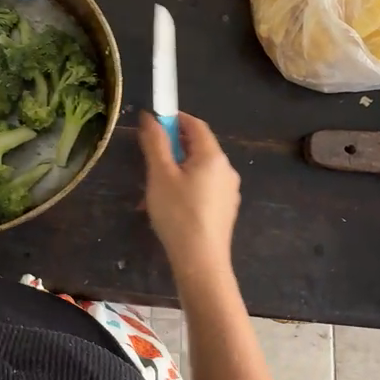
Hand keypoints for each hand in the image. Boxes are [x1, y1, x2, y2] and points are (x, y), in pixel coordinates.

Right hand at [137, 111, 240, 277]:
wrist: (201, 262)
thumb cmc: (178, 214)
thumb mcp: (160, 175)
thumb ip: (155, 143)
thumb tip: (150, 117)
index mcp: (213, 156)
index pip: (195, 124)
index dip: (174, 119)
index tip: (153, 124)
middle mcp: (226, 169)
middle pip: (198, 147)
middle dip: (173, 148)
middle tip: (150, 160)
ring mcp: (229, 191)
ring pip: (199, 170)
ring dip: (177, 171)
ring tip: (154, 189)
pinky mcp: (225, 210)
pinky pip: (204, 188)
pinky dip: (186, 188)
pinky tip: (169, 207)